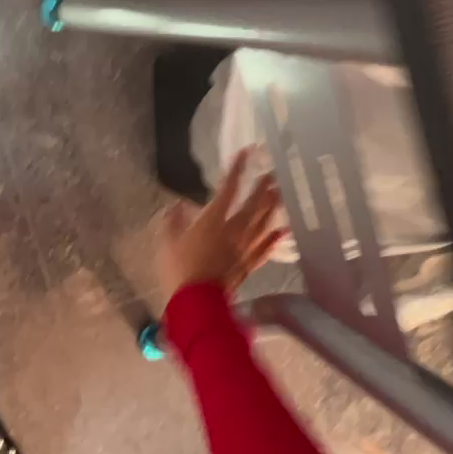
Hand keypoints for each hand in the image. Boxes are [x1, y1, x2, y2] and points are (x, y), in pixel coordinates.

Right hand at [154, 148, 287, 300]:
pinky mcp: (250, 264)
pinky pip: (266, 248)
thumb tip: (179, 206)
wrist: (198, 300)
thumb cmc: (180, 268)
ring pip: (264, 222)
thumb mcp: (168, 241)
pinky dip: (275, 238)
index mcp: (213, 219)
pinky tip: (284, 231)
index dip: (237, 169)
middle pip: (253, 203)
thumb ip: (174, 221)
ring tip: (281, 192)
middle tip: (274, 171)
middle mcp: (234, 229)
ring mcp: (244, 247)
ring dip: (273, 206)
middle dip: (263, 185)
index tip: (246, 153)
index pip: (228, 188)